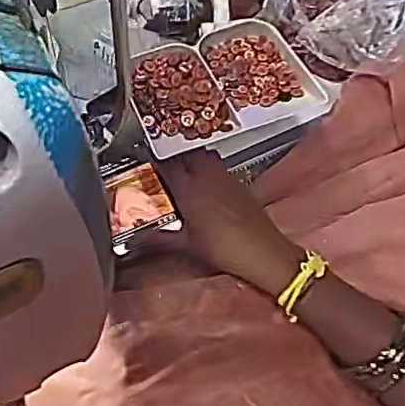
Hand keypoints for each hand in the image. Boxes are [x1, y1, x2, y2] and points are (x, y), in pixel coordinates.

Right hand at [152, 150, 304, 293]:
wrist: (261, 251)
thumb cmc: (224, 248)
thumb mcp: (186, 245)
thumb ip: (160, 239)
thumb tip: (142, 240)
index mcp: (189, 190)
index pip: (167, 166)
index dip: (155, 163)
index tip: (148, 164)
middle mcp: (207, 178)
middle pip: (187, 154)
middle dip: (175, 157)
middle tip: (166, 166)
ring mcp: (225, 178)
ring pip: (205, 156)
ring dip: (194, 159)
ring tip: (186, 171)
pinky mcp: (239, 184)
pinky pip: (220, 167)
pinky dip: (210, 169)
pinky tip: (208, 186)